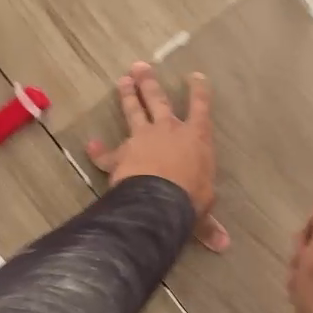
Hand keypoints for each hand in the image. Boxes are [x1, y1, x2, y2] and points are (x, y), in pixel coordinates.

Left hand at [87, 62, 230, 251]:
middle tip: (141, 66)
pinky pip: (107, 152)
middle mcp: (169, 130)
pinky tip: (90, 144)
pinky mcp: (122, 154)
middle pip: (159, 100)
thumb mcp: (204, 210)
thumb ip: (208, 225)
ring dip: (128, 95)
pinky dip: (98, 150)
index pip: (201, 107)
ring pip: (134, 111)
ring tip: (123, 79)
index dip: (199, 90)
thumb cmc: (189, 198)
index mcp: (196, 138)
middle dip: (150, 83)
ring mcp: (143, 138)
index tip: (196, 76)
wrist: (159, 201)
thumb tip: (223, 245)